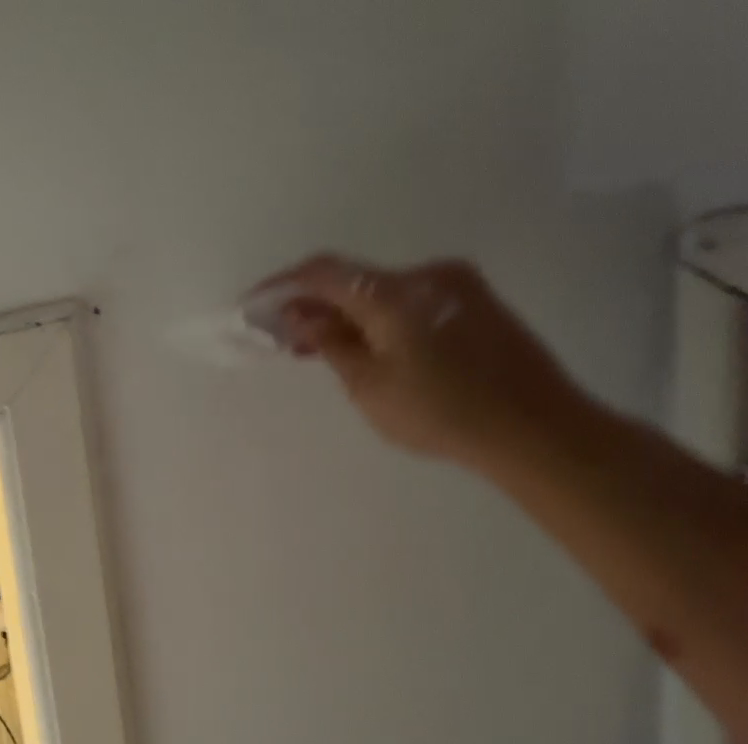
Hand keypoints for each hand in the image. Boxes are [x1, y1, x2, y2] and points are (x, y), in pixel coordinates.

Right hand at [255, 254, 586, 467]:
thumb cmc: (439, 410)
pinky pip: (407, 303)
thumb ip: (329, 342)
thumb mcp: (367, 383)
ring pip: (380, 294)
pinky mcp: (475, 306)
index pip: (324, 272)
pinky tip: (360, 348)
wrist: (535, 428)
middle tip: (279, 337)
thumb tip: (299, 313)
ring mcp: (458, 288)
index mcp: (397, 292)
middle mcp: (429, 276)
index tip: (251, 307)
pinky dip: (374, 320)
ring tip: (314, 349)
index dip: (282, 286)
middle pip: (353, 280)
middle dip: (311, 304)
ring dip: (343, 315)